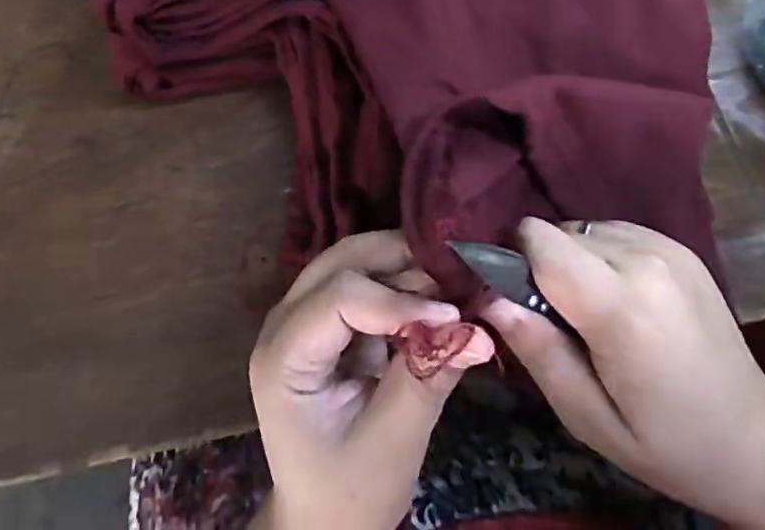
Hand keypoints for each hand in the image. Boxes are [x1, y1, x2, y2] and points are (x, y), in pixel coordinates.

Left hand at [249, 231, 493, 529]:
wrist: (322, 518)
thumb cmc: (349, 492)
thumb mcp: (393, 443)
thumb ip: (429, 376)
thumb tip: (480, 331)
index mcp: (284, 356)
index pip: (341, 297)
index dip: (398, 299)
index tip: (452, 316)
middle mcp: (284, 321)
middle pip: (344, 261)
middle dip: (401, 262)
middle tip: (456, 279)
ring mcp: (303, 315)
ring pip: (355, 260)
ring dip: (403, 265)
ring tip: (451, 285)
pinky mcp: (327, 319)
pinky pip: (365, 279)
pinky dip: (401, 281)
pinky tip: (435, 296)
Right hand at [483, 219, 764, 529]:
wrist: (755, 441)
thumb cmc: (665, 443)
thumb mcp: (587, 418)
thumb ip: (536, 349)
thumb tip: (488, 296)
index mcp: (621, 305)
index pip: (538, 239)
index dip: (515, 263)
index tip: (519, 303)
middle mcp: (645, 259)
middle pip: (557, 233)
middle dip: (543, 267)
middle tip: (562, 322)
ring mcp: (666, 246)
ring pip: (581, 229)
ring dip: (573, 262)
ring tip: (596, 314)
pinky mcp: (679, 245)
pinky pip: (611, 232)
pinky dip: (600, 257)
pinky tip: (623, 299)